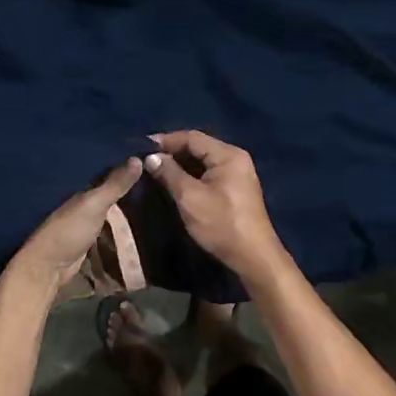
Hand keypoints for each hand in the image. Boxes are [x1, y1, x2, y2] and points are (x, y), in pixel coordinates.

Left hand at [6, 158, 142, 295]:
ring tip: (154, 191)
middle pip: (110, 186)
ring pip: (112, 204)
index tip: (149, 153)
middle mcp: (85, 198)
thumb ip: (115, 184)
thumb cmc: (69, 230)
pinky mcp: (91, 235)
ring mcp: (88, 217)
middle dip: (129, 181)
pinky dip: (122, 219)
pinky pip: (111, 221)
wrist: (50, 267)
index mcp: (81, 186)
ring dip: (127, 201)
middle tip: (157, 173)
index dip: (125, 160)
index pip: (107, 167)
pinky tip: (140, 216)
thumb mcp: (94, 204)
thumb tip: (138, 158)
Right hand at [144, 131, 290, 281]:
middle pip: (198, 147)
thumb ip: (170, 173)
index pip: (192, 137)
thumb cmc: (221, 225)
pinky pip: (209, 172)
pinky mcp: (235, 188)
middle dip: (173, 152)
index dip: (166, 140)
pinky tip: (175, 182)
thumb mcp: (190, 197)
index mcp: (228, 154)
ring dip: (181, 164)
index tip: (142, 147)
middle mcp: (235, 157)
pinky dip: (191, 175)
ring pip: (203, 160)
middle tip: (147, 160)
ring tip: (157, 170)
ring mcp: (237, 173)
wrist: (253, 257)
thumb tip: (151, 157)